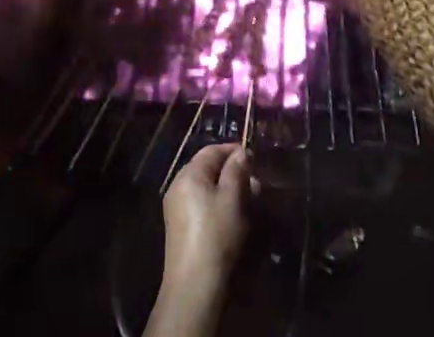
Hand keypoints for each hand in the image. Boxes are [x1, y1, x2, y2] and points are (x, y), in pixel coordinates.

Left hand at [162, 142, 251, 275]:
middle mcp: (178, 187)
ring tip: (249, 202)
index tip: (255, 160)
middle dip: (234, 172)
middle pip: (209, 168)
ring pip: (208, 187)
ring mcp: (177, 208)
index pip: (213, 150)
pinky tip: (234, 217)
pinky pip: (203, 204)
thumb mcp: (233, 195)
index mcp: (189, 175)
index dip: (235, 150)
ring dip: (230, 189)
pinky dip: (220, 204)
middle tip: (255, 185)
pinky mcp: (181, 227)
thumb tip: (241, 152)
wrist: (195, 284)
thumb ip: (238, 168)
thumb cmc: (217, 232)